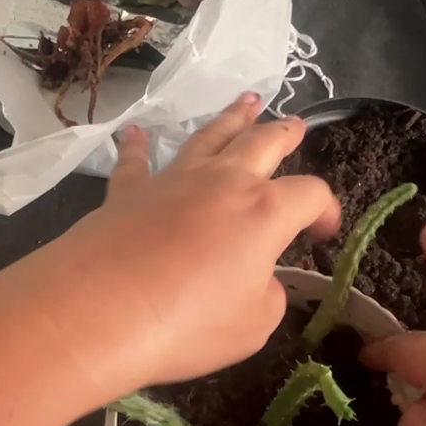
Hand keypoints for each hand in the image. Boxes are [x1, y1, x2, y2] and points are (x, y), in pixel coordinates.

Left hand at [38, 93, 339, 390]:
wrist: (98, 312)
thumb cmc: (188, 323)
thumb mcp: (253, 325)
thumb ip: (267, 295)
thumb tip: (257, 278)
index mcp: (264, 211)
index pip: (311, 194)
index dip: (327, 210)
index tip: (325, 234)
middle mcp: (222, 182)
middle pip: (261, 143)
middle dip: (284, 132)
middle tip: (296, 123)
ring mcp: (172, 181)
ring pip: (208, 138)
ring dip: (230, 118)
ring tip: (247, 100)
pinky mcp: (127, 192)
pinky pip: (136, 162)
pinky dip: (138, 146)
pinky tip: (136, 132)